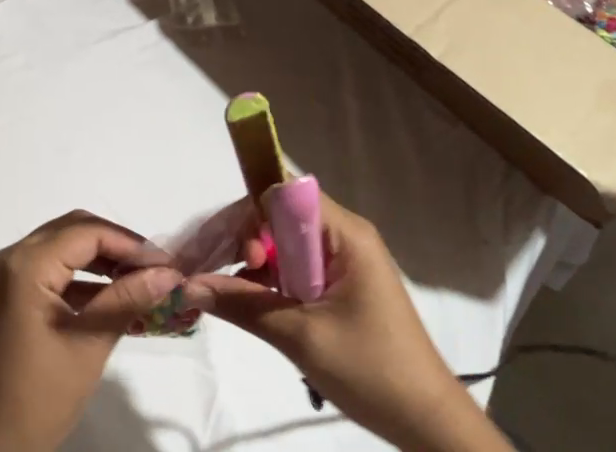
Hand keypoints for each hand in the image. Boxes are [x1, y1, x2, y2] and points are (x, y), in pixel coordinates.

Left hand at [0, 211, 183, 451]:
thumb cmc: (35, 398)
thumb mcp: (87, 347)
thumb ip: (126, 300)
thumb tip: (169, 273)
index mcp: (25, 264)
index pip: (87, 232)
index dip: (131, 243)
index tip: (169, 264)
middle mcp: (10, 258)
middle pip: (72, 231)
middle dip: (117, 246)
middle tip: (157, 270)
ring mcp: (5, 277)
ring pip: (61, 249)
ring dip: (100, 261)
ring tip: (142, 283)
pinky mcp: (7, 297)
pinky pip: (49, 271)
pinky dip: (80, 280)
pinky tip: (113, 299)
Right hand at [184, 193, 513, 451]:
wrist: (427, 422)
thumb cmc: (371, 371)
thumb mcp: (300, 337)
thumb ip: (243, 304)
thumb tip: (188, 285)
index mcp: (345, 234)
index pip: (283, 193)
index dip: (249, 214)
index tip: (230, 255)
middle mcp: (344, 236)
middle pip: (279, 214)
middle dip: (242, 239)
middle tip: (213, 274)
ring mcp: (343, 260)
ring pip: (283, 242)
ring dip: (252, 262)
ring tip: (226, 293)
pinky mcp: (340, 285)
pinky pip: (294, 266)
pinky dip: (268, 280)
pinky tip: (249, 302)